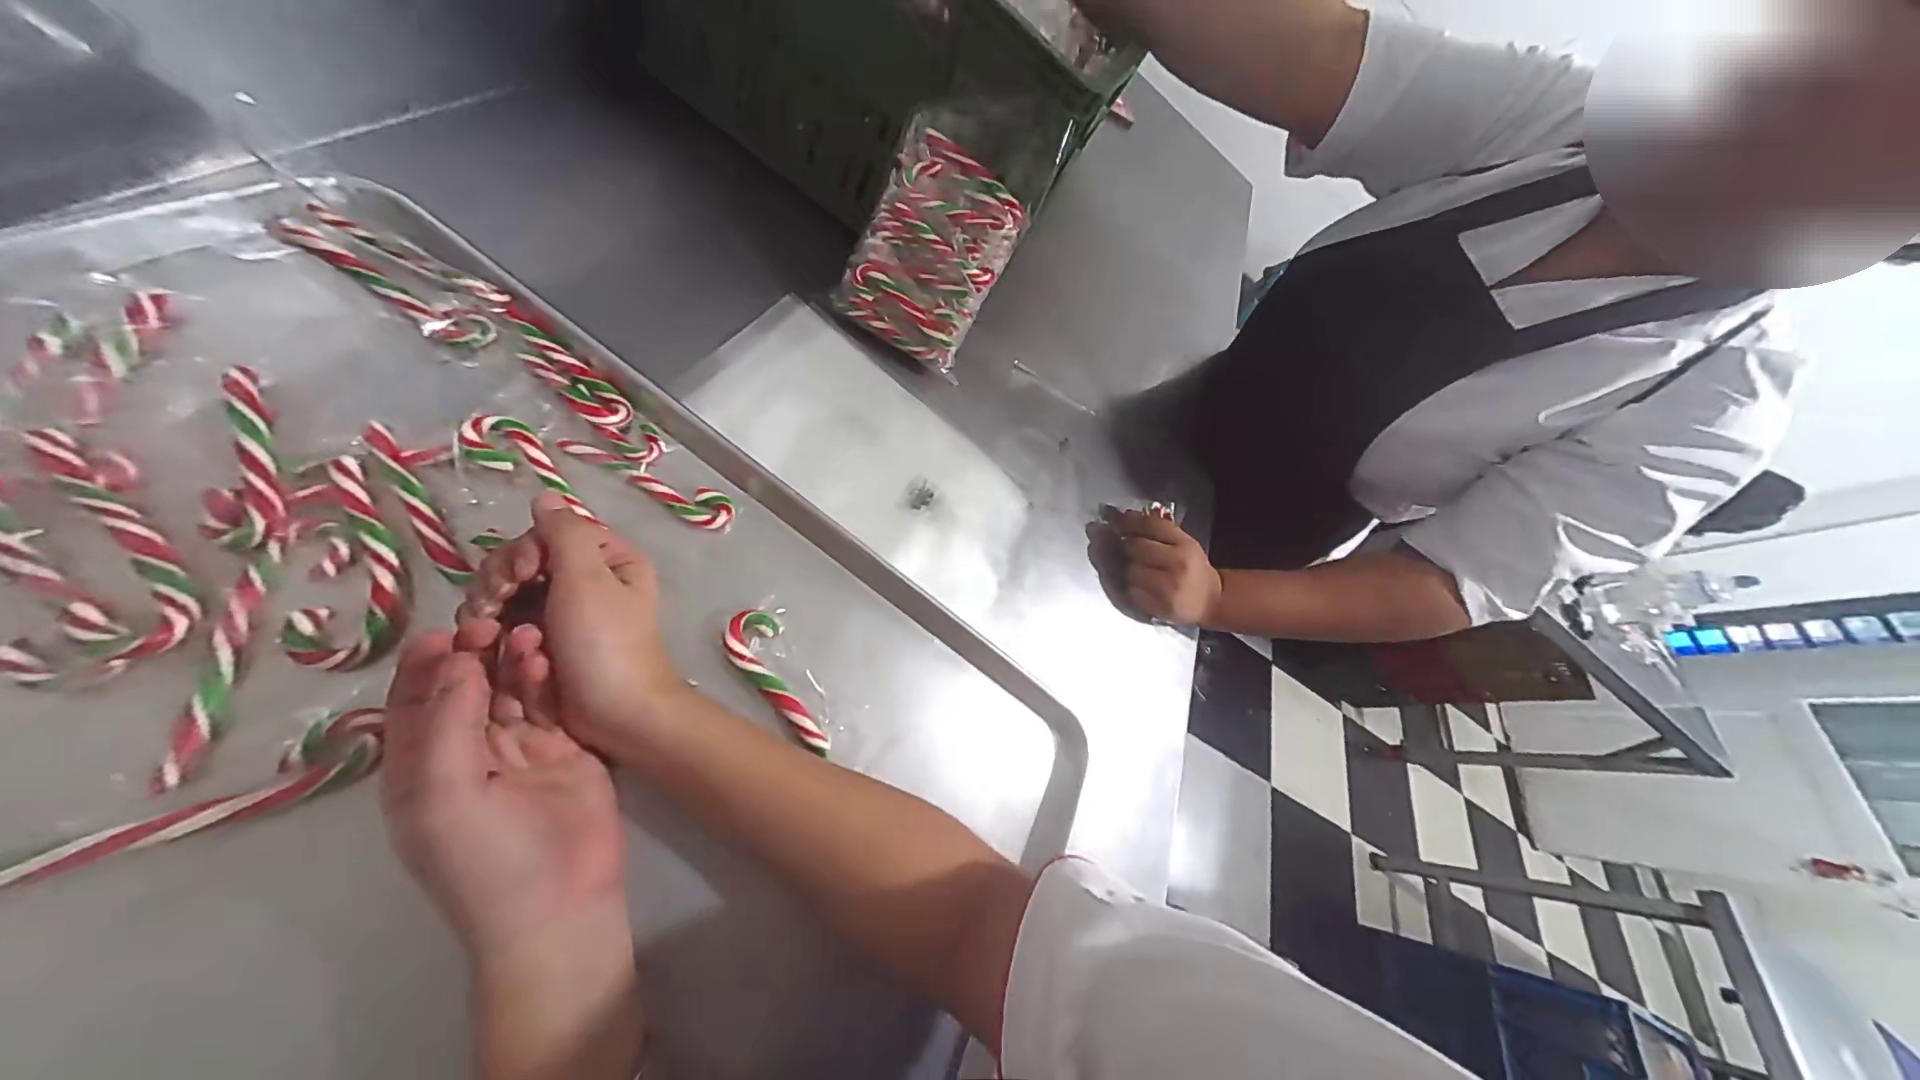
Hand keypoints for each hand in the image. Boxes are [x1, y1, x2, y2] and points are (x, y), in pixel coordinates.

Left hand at [380, 631, 629, 962]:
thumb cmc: (485, 859)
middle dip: (473, 655)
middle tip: (491, 624)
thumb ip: (446, 724)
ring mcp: (521, 749)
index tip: (444, 632)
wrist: (560, 903)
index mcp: (423, 769)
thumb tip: (454, 658)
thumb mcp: (443, 796)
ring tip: (526, 636)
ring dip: (513, 661)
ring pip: (512, 691)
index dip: (423, 667)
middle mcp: (469, 753)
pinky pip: (551, 705)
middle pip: (466, 689)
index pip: (413, 705)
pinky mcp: (566, 748)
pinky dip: (548, 679)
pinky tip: (549, 659)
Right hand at [455, 494, 686, 750]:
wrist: (620, 714)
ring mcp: (564, 613)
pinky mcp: (545, 643)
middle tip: (493, 607)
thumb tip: (546, 497)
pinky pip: (507, 623)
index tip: (522, 576)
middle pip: (522, 561)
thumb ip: (565, 533)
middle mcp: (588, 580)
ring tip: (488, 630)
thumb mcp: (590, 578)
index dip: (526, 550)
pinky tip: (487, 642)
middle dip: (500, 579)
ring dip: (488, 605)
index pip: (548, 533)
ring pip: (507, 592)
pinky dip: (492, 628)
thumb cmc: (607, 644)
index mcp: (609, 559)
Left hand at [1112, 509, 1221, 625]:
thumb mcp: (1185, 544)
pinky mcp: (1160, 606)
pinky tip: (1140, 587)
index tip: (1116, 524)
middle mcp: (1178, 564)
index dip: (1128, 522)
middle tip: (1127, 551)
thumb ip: (1160, 529)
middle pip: (1135, 547)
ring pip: (1130, 570)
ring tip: (1138, 571)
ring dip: (1128, 569)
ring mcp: (1169, 587)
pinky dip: (1130, 588)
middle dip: (1126, 547)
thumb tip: (1127, 516)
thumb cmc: (1194, 569)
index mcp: (1186, 545)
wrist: (1211, 602)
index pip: (1150, 525)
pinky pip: (1131, 591)